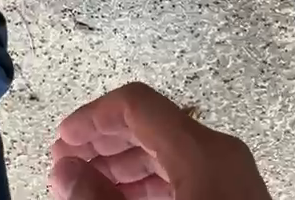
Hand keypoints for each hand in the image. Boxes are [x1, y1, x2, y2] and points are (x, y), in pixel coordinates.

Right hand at [49, 83, 271, 199]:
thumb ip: (98, 199)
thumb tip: (66, 170)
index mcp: (202, 150)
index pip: (136, 105)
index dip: (92, 118)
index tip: (62, 141)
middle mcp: (221, 154)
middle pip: (151, 123)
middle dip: (103, 141)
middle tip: (67, 163)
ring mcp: (232, 177)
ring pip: (167, 151)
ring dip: (123, 164)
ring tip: (89, 187)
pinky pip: (185, 175)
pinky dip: (149, 182)